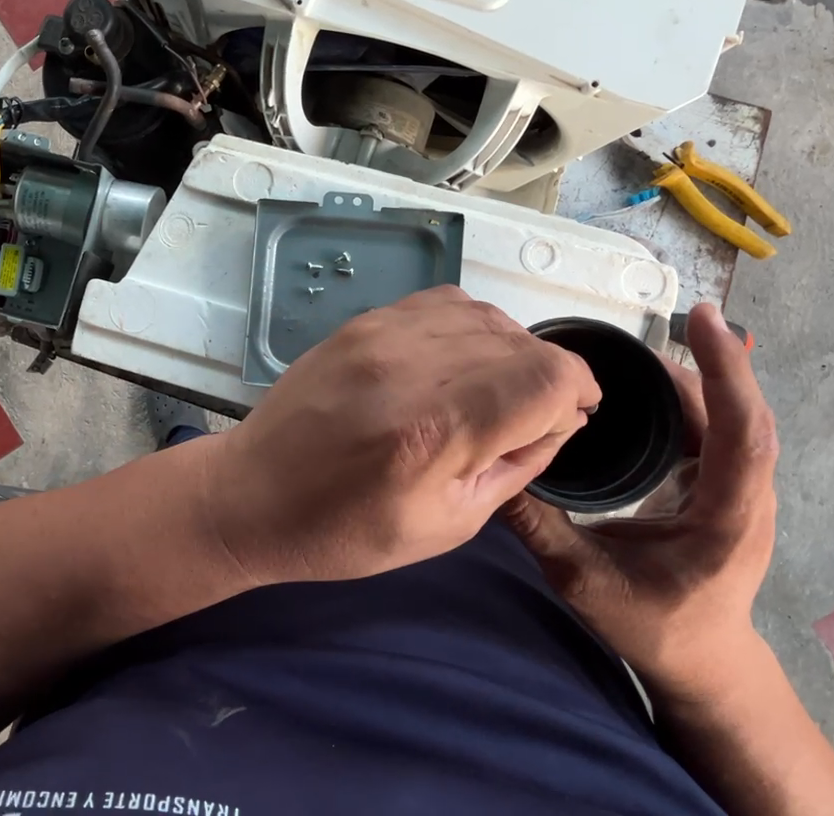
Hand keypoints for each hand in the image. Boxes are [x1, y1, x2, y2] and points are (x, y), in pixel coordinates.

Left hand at [197, 285, 601, 584]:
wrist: (253, 494)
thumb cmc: (347, 531)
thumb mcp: (450, 524)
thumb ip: (517, 463)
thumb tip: (561, 417)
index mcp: (435, 431)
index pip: (547, 374)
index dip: (579, 391)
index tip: (573, 416)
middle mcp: (410, 367)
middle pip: (521, 341)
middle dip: (545, 376)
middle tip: (528, 416)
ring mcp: (379, 335)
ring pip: (484, 315)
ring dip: (508, 349)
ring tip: (491, 389)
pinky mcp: (360, 323)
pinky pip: (441, 302)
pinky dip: (467, 327)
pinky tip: (457, 361)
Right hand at [501, 303, 778, 704]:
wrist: (701, 661)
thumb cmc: (651, 626)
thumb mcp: (582, 580)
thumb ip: (538, 525)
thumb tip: (490, 468)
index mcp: (727, 518)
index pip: (741, 432)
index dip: (725, 370)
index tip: (700, 319)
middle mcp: (747, 496)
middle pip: (740, 411)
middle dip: (707, 359)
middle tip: (664, 318)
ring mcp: (740, 490)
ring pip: (730, 416)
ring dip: (695, 375)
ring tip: (639, 349)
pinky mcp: (723, 487)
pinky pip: (715, 429)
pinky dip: (685, 397)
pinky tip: (644, 387)